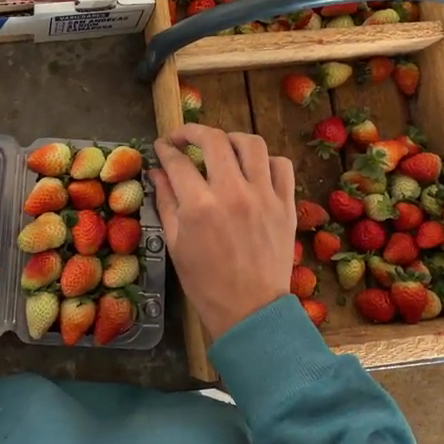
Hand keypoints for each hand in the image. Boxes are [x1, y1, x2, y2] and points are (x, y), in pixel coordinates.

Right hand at [149, 123, 296, 339]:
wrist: (250, 311)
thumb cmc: (205, 282)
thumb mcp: (175, 243)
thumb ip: (166, 201)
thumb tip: (157, 171)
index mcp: (200, 205)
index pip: (178, 161)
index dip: (166, 149)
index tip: (162, 147)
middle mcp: (233, 192)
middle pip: (213, 140)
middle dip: (192, 132)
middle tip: (183, 138)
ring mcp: (264, 196)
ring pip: (251, 143)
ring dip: (231, 138)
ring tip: (221, 147)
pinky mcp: (286, 204)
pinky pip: (281, 166)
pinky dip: (266, 160)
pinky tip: (253, 169)